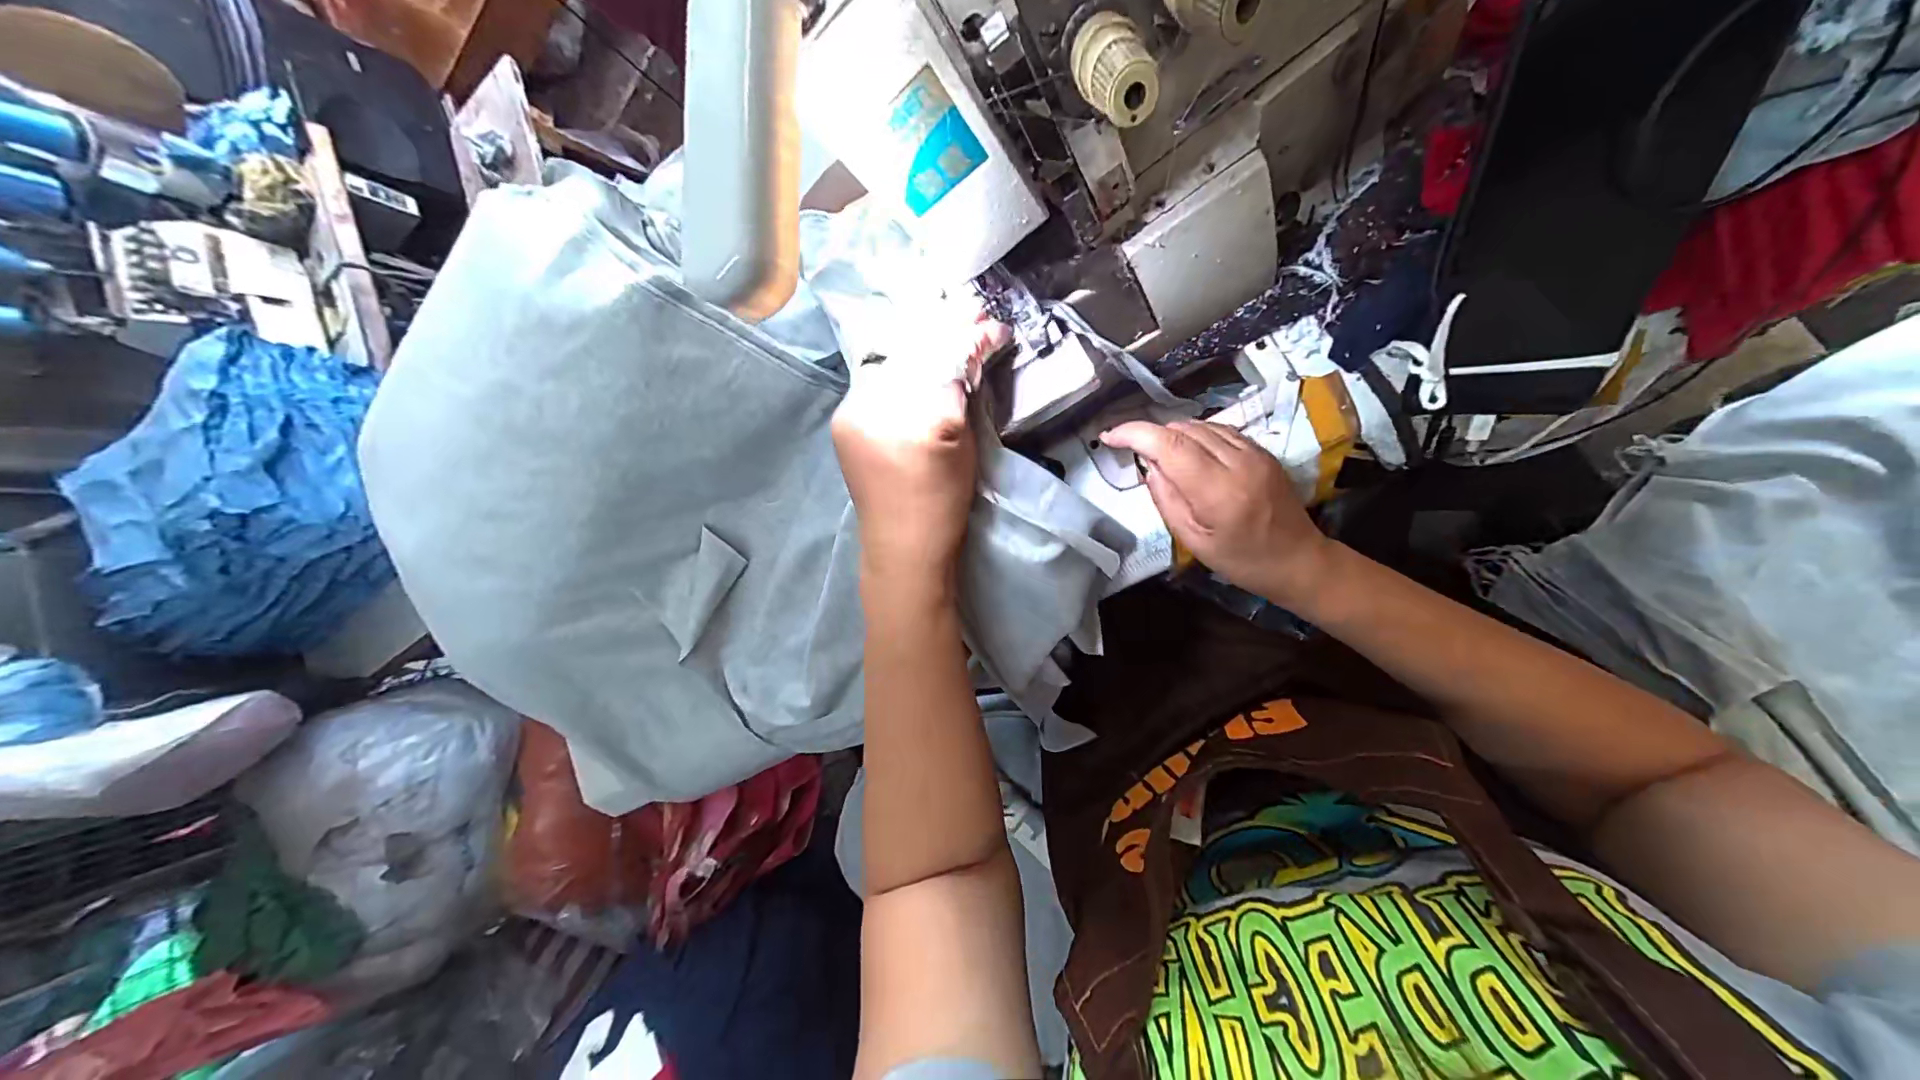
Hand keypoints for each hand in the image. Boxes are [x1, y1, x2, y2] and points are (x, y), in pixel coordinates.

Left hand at [832, 308, 1010, 599]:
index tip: (987, 321)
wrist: (902, 546)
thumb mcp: (963, 441)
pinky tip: (916, 355)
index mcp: (910, 419)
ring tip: (945, 324)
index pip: (939, 358)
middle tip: (970, 312)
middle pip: (910, 352)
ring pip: (891, 361)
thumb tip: (976, 341)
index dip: (964, 335)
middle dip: (941, 328)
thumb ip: (963, 388)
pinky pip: (876, 379)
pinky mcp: (844, 421)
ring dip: (919, 342)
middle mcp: (871, 408)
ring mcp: (850, 414)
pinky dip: (900, 365)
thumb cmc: (943, 501)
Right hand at [1100, 420, 1334, 606]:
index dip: (1135, 434)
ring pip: (1201, 424)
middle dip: (1151, 434)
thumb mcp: (1194, 540)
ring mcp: (1254, 453)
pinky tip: (1188, 452)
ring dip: (1173, 433)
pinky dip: (1196, 435)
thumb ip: (1167, 499)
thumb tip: (1150, 466)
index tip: (1111, 436)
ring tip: (1158, 453)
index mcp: (1218, 491)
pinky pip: (1221, 430)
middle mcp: (1238, 462)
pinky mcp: (1262, 451)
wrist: (1299, 560)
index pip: (1170, 445)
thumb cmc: (1243, 561)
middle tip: (1133, 452)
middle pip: (1183, 429)